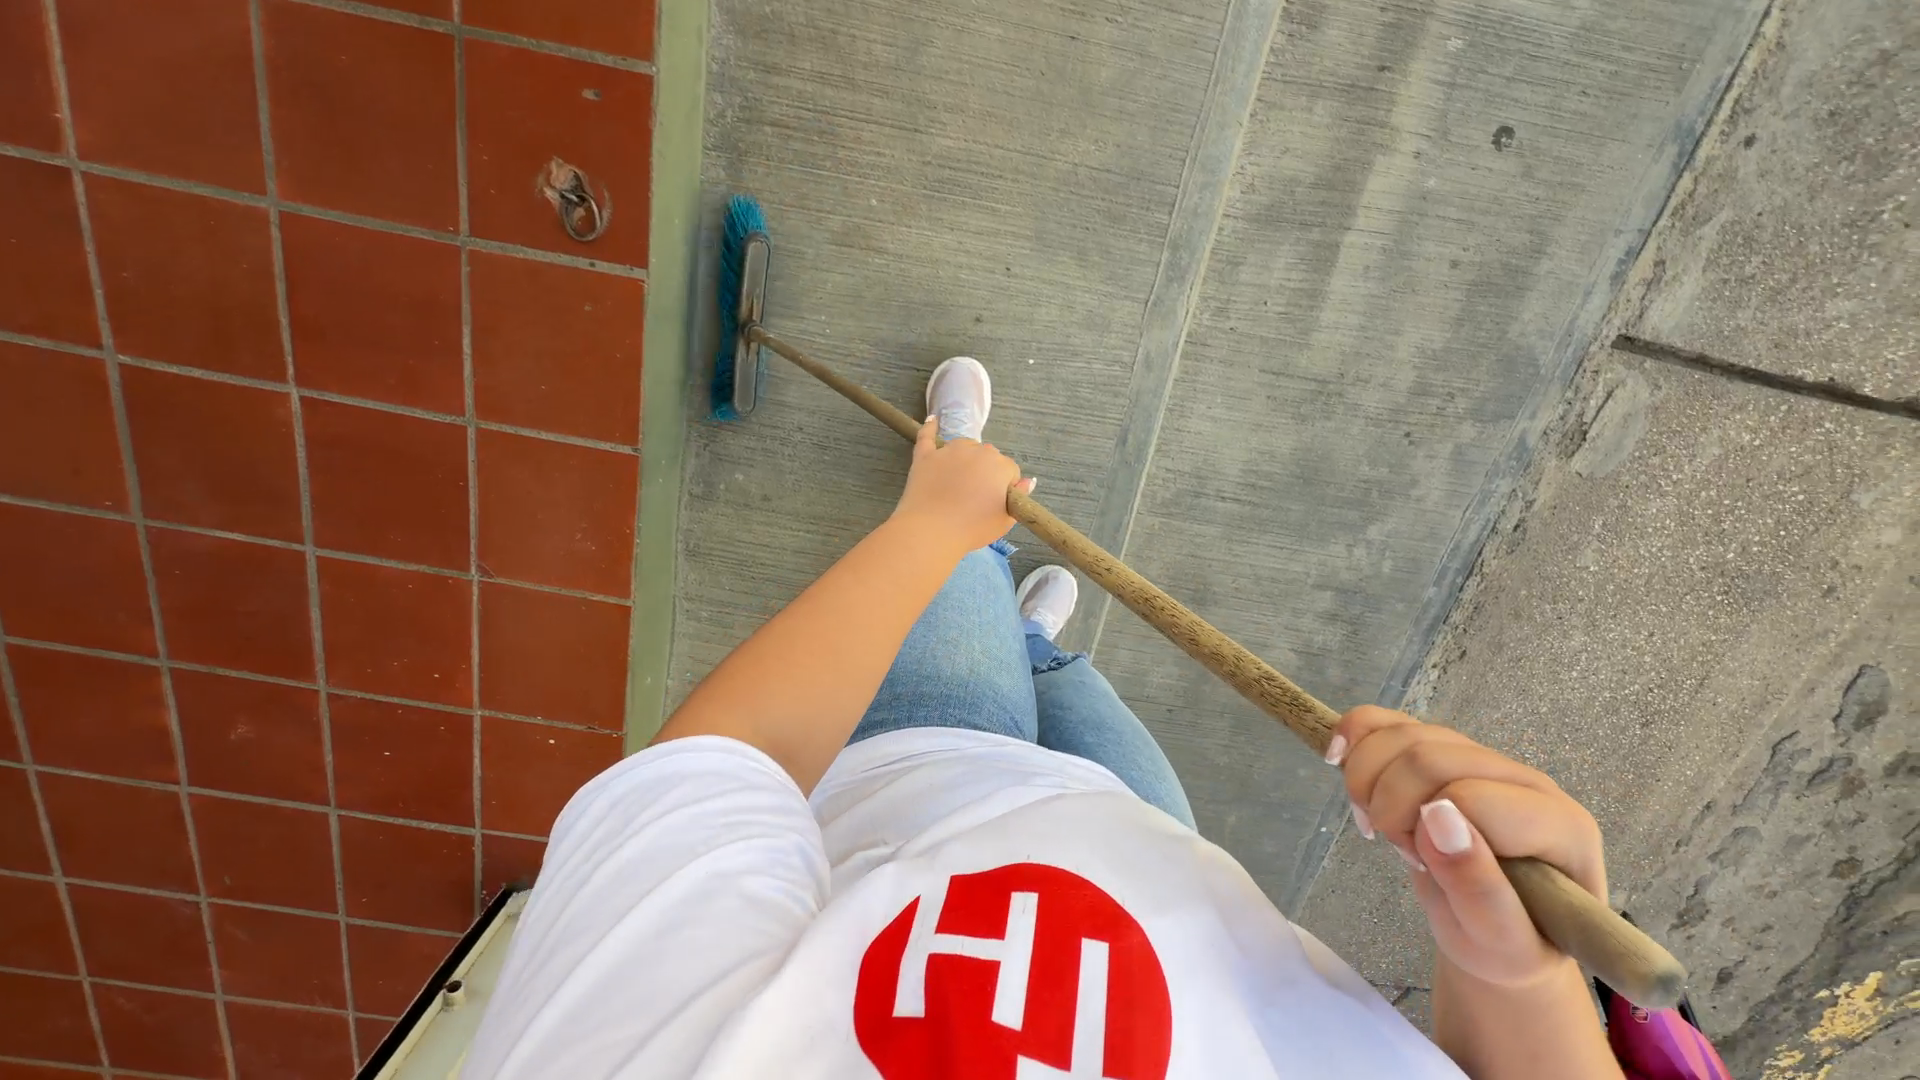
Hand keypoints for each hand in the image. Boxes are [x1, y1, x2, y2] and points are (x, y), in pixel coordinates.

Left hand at [890, 418, 1032, 553]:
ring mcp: (949, 451)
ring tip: (958, 482)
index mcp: (1000, 465)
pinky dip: (931, 429)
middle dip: (986, 473)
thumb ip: (1019, 497)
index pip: (1010, 471)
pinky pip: (927, 436)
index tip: (994, 504)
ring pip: (963, 447)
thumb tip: (1028, 482)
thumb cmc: (973, 529)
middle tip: (975, 498)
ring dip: (965, 458)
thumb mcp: (1005, 520)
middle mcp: (977, 451)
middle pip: (988, 457)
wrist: (931, 531)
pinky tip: (933, 421)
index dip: (1004, 488)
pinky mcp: (925, 457)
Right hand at [1328, 705, 1607, 988]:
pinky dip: (1352, 734)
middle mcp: (1524, 779)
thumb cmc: (1504, 943)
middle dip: (1388, 804)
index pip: (1470, 797)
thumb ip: (1477, 886)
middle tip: (1396, 846)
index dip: (1428, 831)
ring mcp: (1480, 757)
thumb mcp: (1498, 942)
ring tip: (1378, 823)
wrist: (1493, 930)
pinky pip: (1386, 720)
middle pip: (1428, 755)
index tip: (1423, 866)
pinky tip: (1337, 759)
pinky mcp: (1441, 747)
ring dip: (1366, 779)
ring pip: (1402, 734)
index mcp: (1558, 825)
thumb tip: (1437, 815)